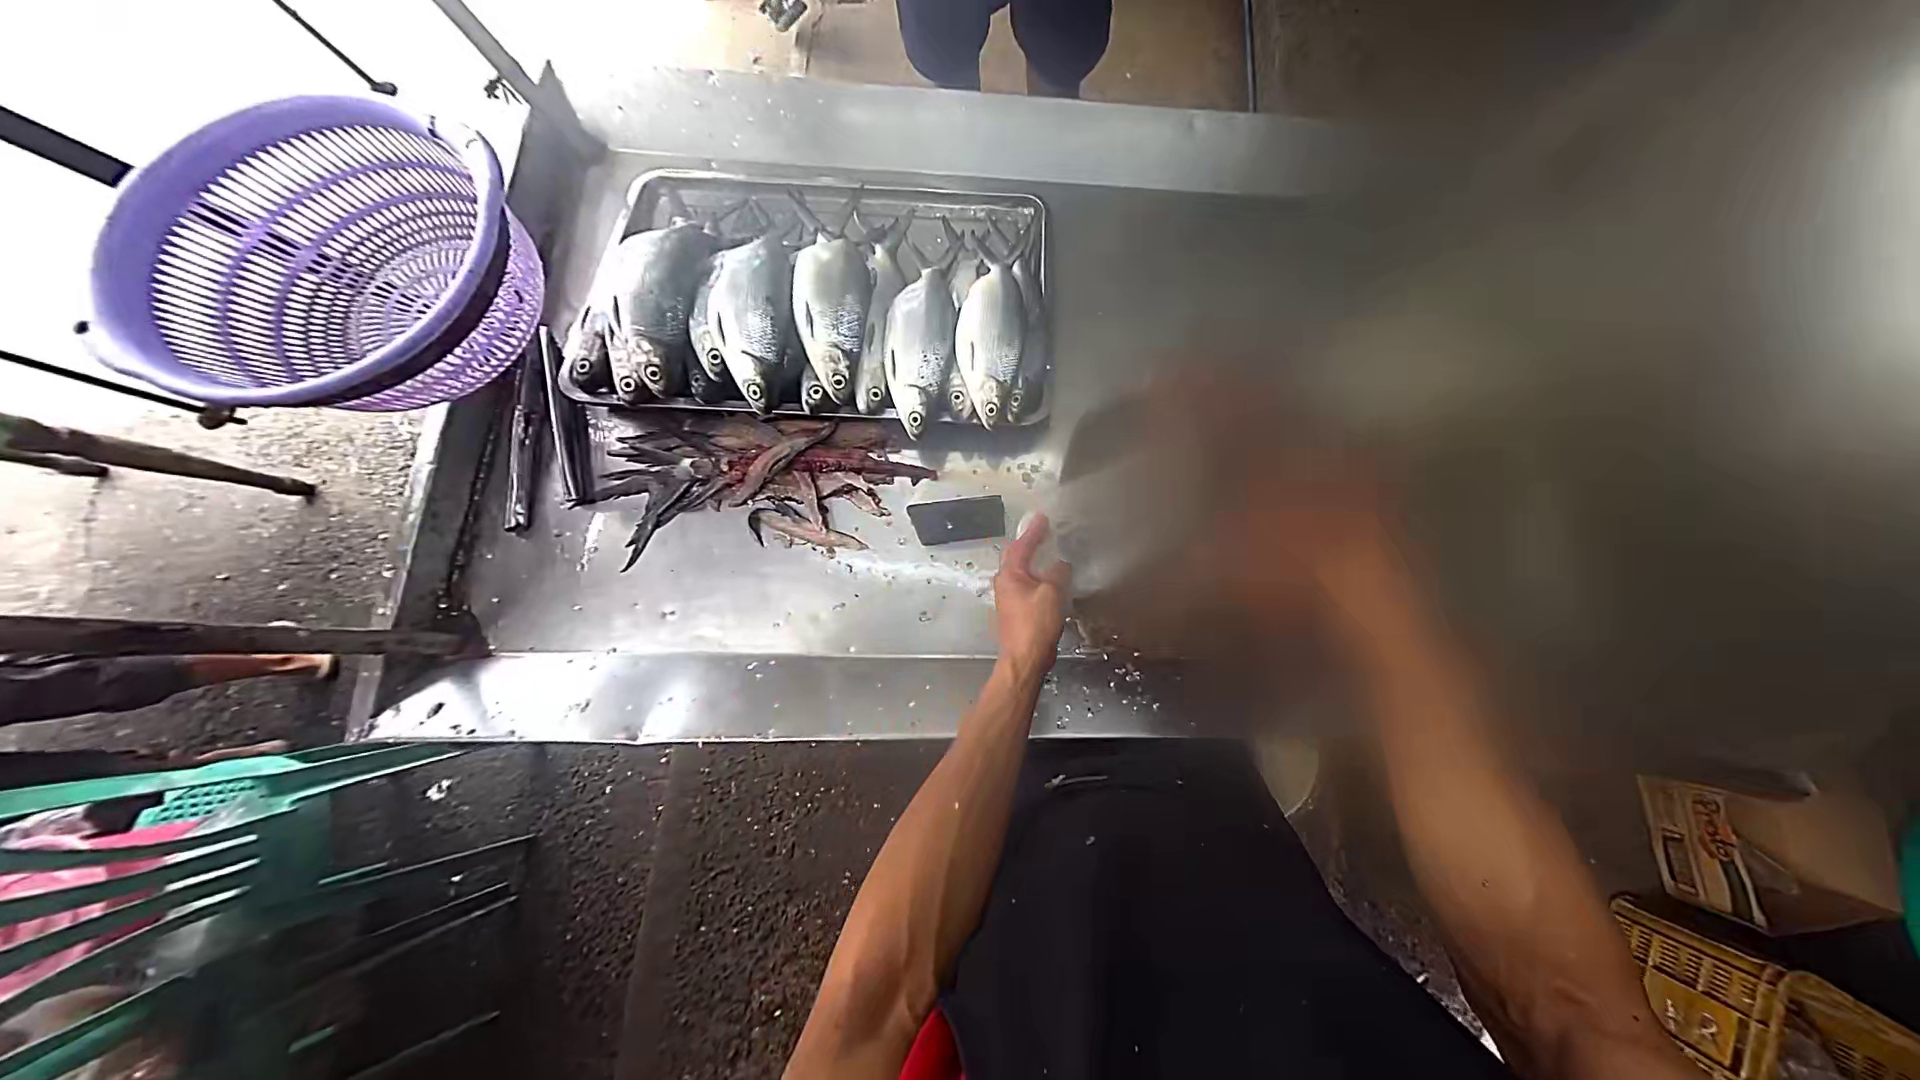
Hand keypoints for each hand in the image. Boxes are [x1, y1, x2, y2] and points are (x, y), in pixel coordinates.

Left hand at [993, 514, 1071, 682]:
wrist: (1025, 658)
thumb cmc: (1035, 626)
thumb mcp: (1051, 593)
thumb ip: (1057, 573)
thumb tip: (1061, 564)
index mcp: (1009, 575)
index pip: (1021, 546)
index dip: (1033, 531)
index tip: (1042, 518)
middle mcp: (1005, 584)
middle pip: (1018, 557)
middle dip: (1031, 543)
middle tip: (1045, 531)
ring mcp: (1010, 598)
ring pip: (1023, 572)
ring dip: (1036, 561)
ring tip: (1050, 551)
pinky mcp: (1018, 611)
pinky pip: (1029, 586)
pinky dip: (1040, 577)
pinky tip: (1051, 579)